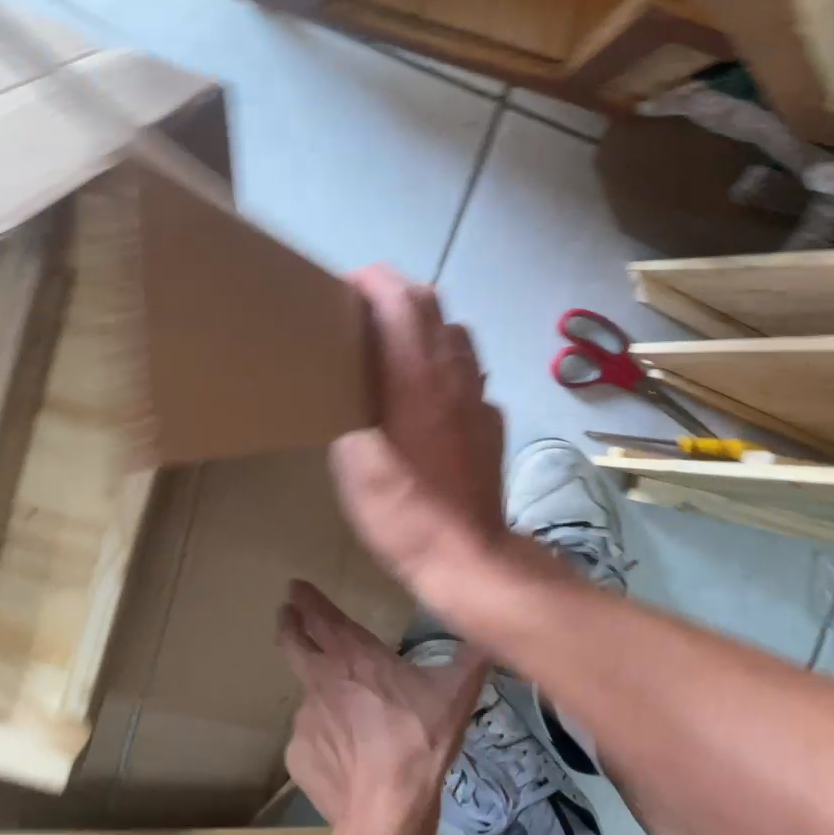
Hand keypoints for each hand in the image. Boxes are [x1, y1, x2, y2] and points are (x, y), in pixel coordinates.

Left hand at [277, 581, 489, 834]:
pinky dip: (324, 735)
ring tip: (345, 707)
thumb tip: (492, 630)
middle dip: (289, 624)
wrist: (387, 808)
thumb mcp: (456, 692)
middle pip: (293, 642)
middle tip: (286, 614)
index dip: (307, 598)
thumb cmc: (419, 738)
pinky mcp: (297, 754)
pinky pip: (310, 736)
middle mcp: (321, 678)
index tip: (295, 587)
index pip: (320, 615)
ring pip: (308, 694)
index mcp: (354, 654)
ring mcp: (305, 718)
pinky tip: (346, 749)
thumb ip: (473, 656)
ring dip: (320, 691)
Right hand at [332, 264, 507, 587]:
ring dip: (421, 322)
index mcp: (414, 373)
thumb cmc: (401, 510)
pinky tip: (424, 391)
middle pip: (430, 301)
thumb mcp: (352, 459)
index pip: (399, 296)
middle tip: (360, 309)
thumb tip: (349, 378)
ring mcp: (479, 392)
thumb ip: (349, 405)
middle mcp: (453, 370)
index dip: (370, 280)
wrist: (468, 554)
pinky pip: (467, 368)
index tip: (342, 290)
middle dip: (394, 291)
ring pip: (454, 331)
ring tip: (389, 345)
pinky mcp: (491, 416)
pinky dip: (442, 360)